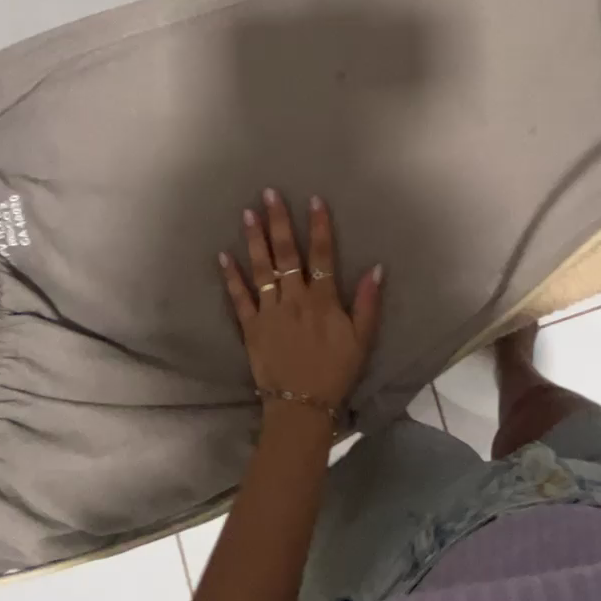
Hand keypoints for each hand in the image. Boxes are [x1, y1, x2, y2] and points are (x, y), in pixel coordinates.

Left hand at [219, 189, 382, 412]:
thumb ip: (369, 302)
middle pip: (287, 253)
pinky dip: (231, 277)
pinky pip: (240, 298)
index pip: (322, 255)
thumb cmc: (336, 372)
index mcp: (323, 300)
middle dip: (279, 221)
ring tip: (247, 213)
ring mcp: (270, 311)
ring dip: (254, 240)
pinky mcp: (251, 327)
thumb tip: (377, 267)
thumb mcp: (362, 339)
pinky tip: (223, 256)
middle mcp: (294, 298)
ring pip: (261, 268)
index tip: (314, 199)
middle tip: (269, 193)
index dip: (319, 226)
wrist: (301, 406)